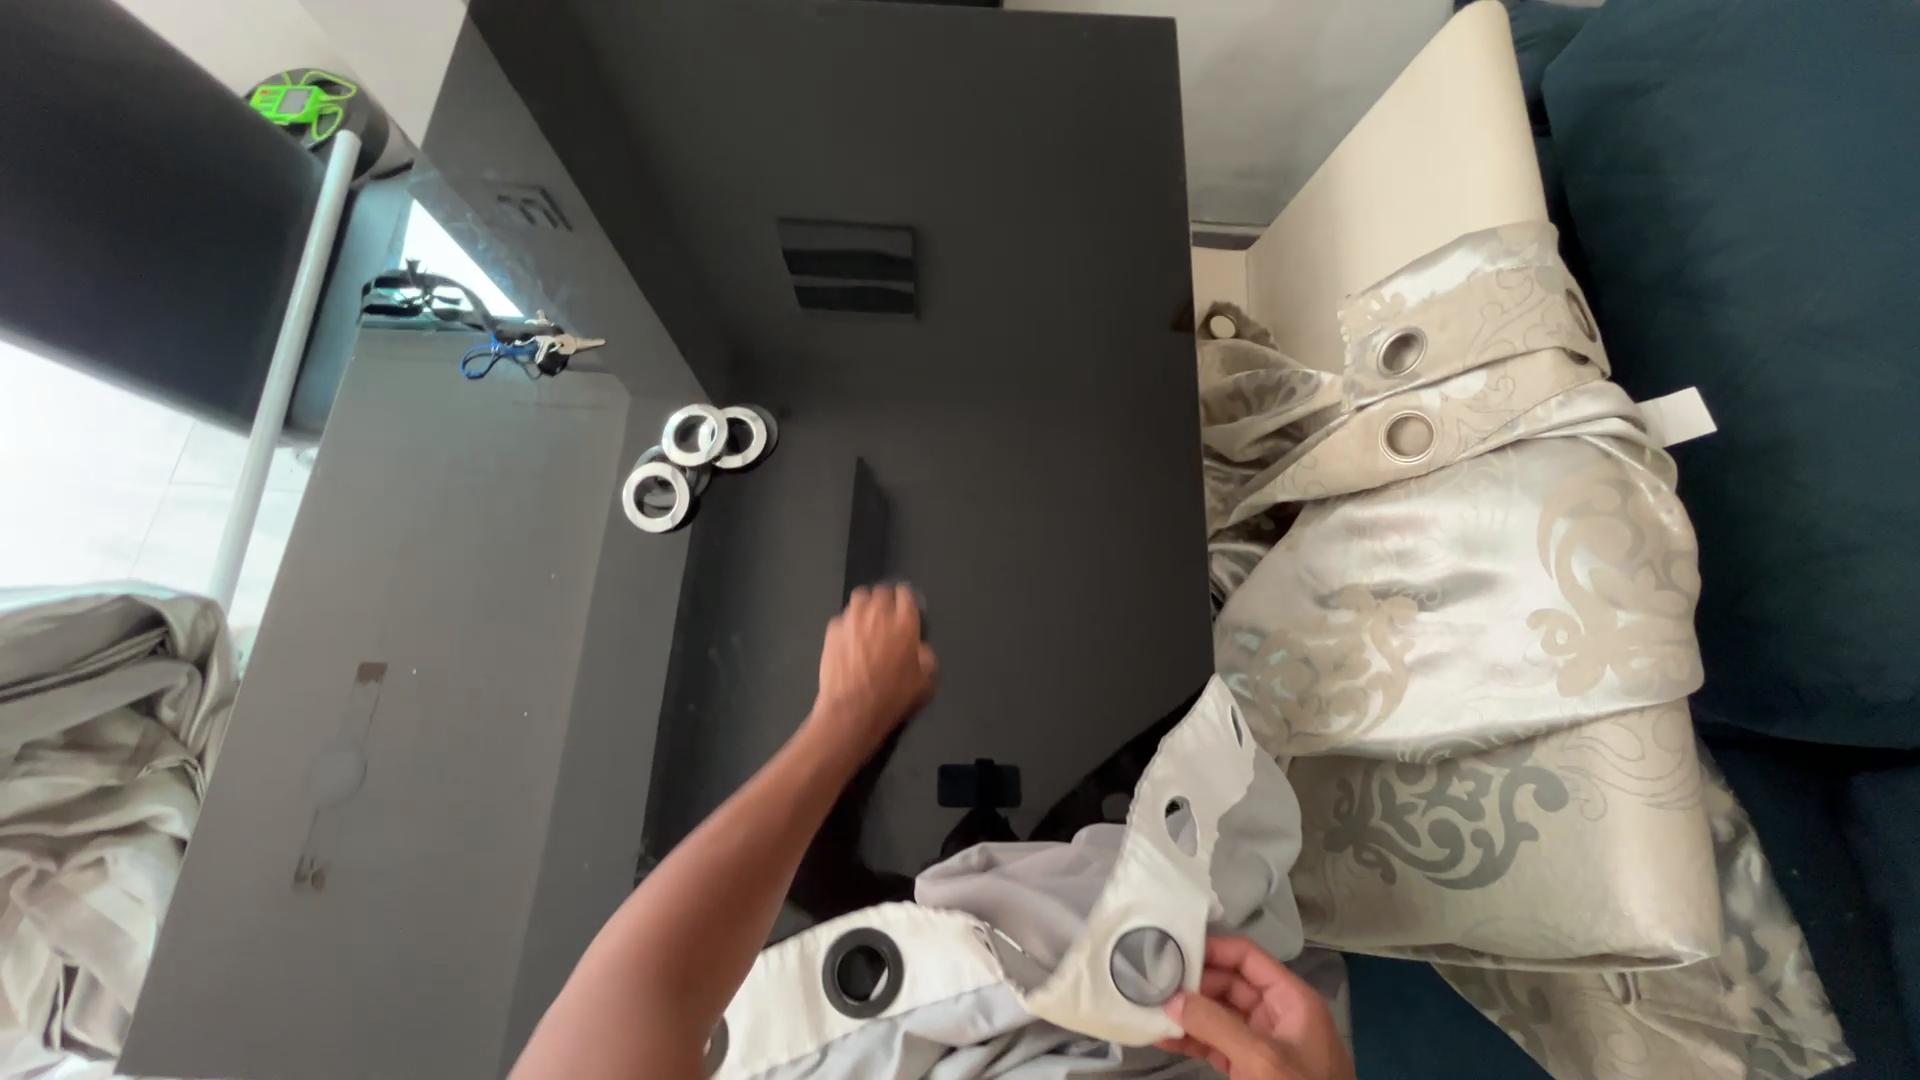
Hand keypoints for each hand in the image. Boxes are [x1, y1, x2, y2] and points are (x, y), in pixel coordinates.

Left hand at [809, 584, 937, 752]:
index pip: (906, 594)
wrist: (852, 710)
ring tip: (867, 620)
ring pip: (860, 597)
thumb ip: (926, 656)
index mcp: (905, 622)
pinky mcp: (832, 630)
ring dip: (866, 605)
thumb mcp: (925, 681)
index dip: (906, 600)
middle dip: (886, 600)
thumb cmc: (892, 696)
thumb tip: (920, 648)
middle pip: (882, 591)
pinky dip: (848, 624)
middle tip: (887, 616)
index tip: (906, 609)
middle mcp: (878, 613)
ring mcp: (852, 619)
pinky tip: (849, 639)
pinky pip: (842, 618)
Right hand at [1158, 938, 1353, 1079]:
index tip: (1172, 949)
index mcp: (1292, 999)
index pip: (1247, 957)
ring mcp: (1263, 1044)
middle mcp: (1277, 1015)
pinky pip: (1216, 1044)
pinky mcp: (1250, 1070)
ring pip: (1218, 1015)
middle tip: (1153, 982)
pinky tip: (1162, 1038)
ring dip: (1187, 1014)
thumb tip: (1171, 999)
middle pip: (1228, 983)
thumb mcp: (1262, 1061)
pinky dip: (1191, 1041)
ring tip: (1149, 1006)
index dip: (1211, 949)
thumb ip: (1216, 1025)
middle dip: (1193, 984)